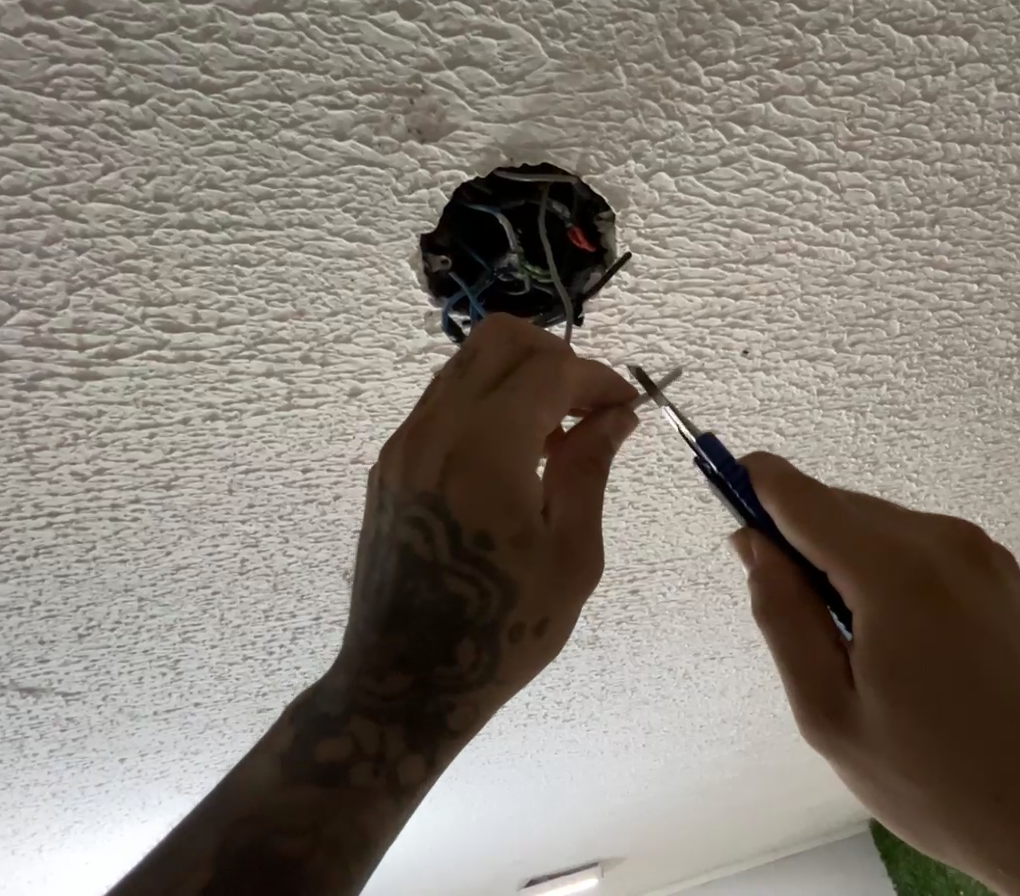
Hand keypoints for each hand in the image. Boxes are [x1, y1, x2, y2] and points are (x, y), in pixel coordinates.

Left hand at [332, 312, 639, 730]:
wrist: (404, 680)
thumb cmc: (502, 627)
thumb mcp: (571, 553)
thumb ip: (589, 467)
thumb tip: (616, 414)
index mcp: (486, 447)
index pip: (551, 369)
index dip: (599, 379)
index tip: (627, 408)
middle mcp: (437, 426)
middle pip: (501, 339)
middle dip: (557, 357)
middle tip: (589, 408)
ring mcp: (406, 441)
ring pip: (468, 362)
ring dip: (521, 376)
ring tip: (555, 433)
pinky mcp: (392, 461)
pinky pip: (446, 398)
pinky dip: (489, 400)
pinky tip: (514, 454)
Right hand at [732, 454, 1019, 895]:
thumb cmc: (946, 784)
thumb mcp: (830, 714)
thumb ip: (782, 615)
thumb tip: (754, 545)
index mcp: (896, 573)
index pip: (802, 495)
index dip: (755, 484)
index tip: (724, 483)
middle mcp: (944, 543)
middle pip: (839, 506)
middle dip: (798, 535)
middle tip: (786, 602)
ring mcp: (982, 553)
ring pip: (878, 524)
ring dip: (843, 555)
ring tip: (851, 639)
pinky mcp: (1003, 571)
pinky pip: (919, 544)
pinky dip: (886, 565)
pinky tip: (897, 635)